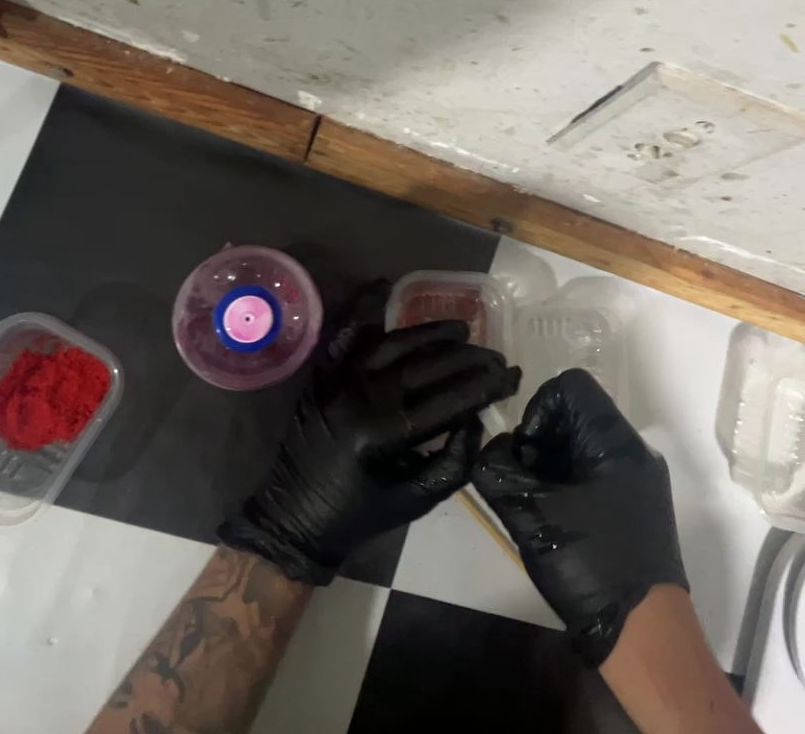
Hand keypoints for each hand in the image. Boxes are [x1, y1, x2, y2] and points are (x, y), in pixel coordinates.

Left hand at [219, 319, 519, 584]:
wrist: (291, 518)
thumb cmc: (359, 514)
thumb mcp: (416, 501)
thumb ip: (454, 462)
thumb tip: (475, 418)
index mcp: (386, 434)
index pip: (450, 399)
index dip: (487, 386)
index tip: (513, 376)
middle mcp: (362, 396)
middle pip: (428, 364)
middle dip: (470, 359)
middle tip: (496, 357)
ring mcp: (339, 378)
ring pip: (395, 341)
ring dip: (432, 331)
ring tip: (463, 328)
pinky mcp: (323, 373)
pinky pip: (347, 332)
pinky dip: (365, 306)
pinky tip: (384, 286)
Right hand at [474, 368, 686, 665]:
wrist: (645, 634)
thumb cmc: (592, 566)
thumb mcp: (533, 515)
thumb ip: (500, 473)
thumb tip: (491, 451)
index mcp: (616, 443)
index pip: (570, 387)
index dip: (538, 410)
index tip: (527, 454)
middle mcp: (633, 452)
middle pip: (575, 415)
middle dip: (540, 441)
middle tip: (525, 483)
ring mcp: (638, 480)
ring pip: (581, 445)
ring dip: (551, 466)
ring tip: (536, 506)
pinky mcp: (635, 506)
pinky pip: (594, 472)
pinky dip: (567, 484)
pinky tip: (554, 520)